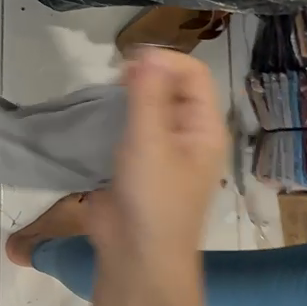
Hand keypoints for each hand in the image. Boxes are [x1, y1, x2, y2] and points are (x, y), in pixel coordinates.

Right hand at [93, 47, 230, 262]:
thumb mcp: (148, 141)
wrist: (138, 250)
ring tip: (106, 94)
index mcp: (204, 127)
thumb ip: (146, 96)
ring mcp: (166, 149)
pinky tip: (102, 119)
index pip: (193, 75)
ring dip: (132, 94)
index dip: (162, 61)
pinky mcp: (141, 162)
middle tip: (111, 77)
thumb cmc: (152, 197)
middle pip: (174, 87)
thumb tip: (146, 54)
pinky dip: (120, 115)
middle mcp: (190, 133)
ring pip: (154, 106)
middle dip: (146, 74)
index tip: (122, 62)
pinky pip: (135, 126)